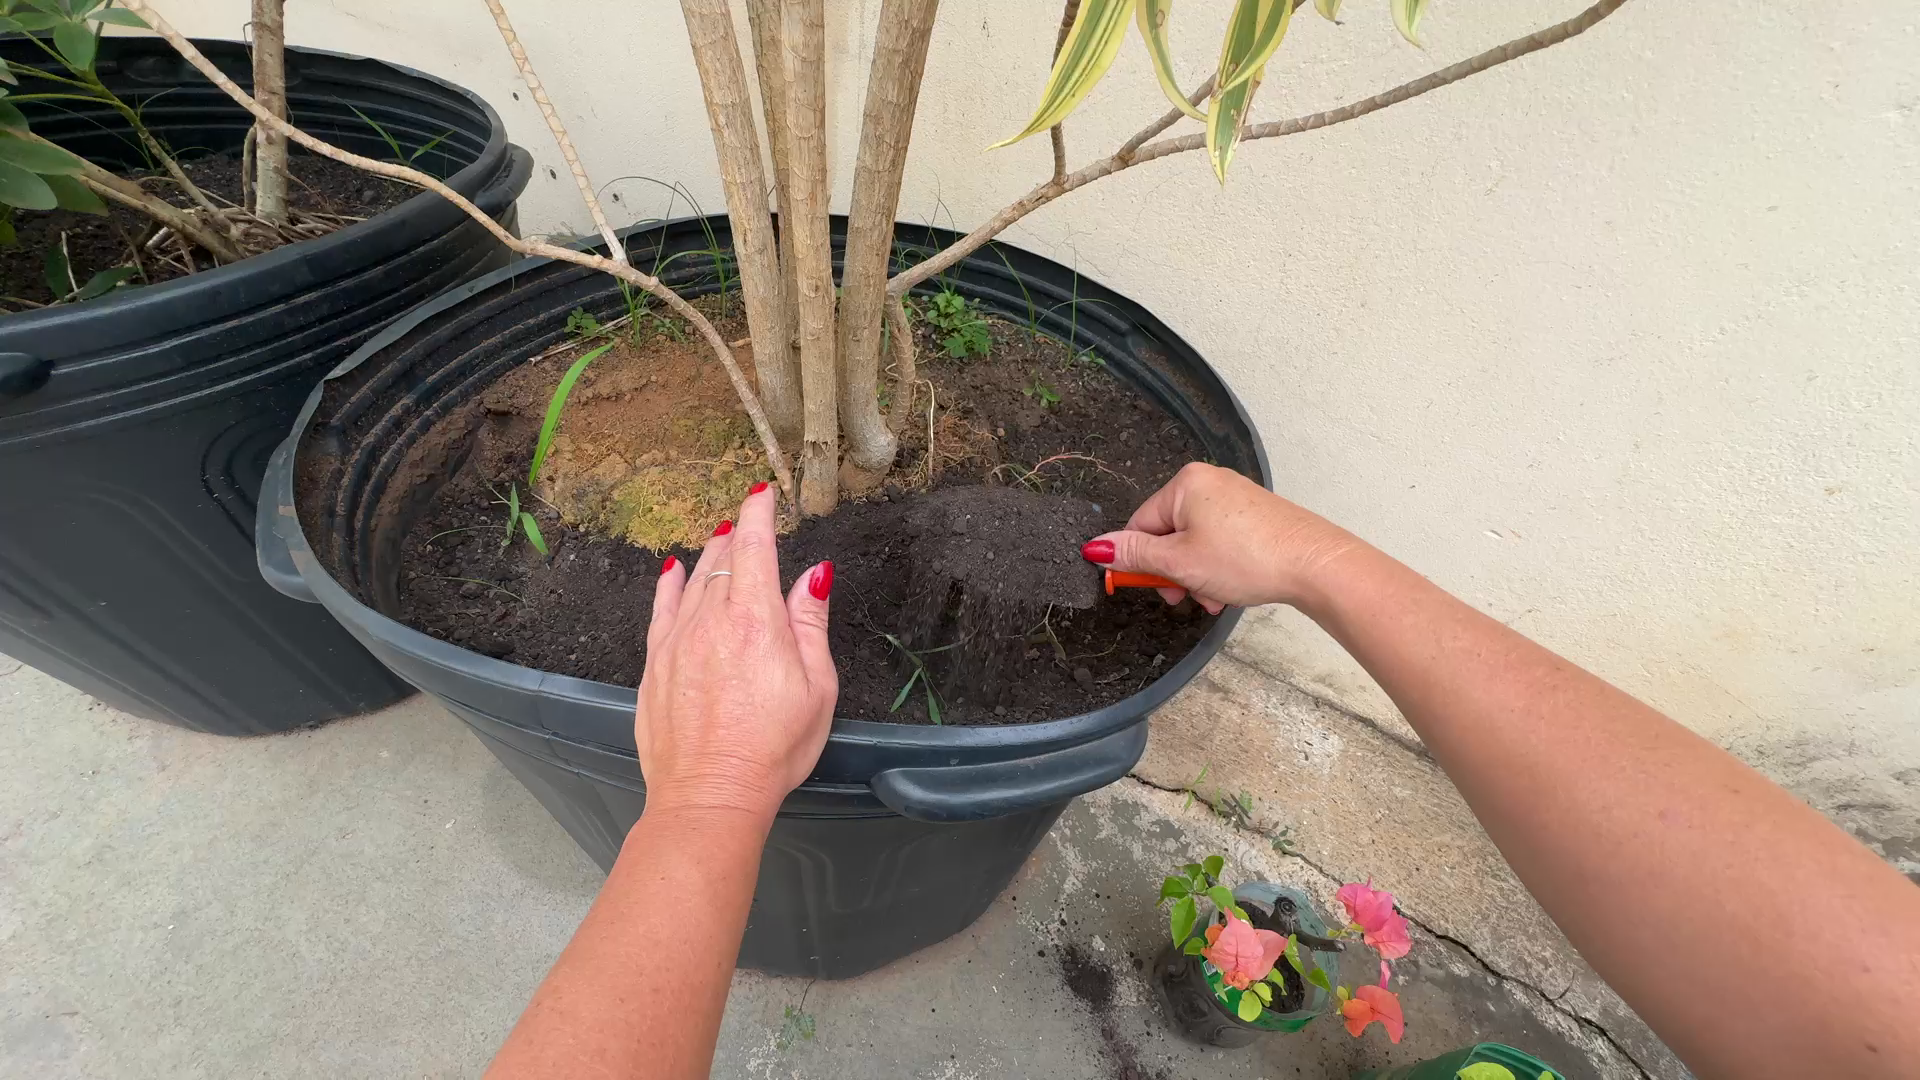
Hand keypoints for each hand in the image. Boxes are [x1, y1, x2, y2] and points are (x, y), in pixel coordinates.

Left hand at [636, 484, 836, 826]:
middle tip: (751, 525)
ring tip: (723, 542)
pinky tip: (673, 569)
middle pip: (723, 558)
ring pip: (693, 579)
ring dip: (712, 555)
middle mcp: (711, 620)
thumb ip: (811, 623)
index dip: (758, 514)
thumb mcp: (817, 685)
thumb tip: (814, 575)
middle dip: (738, 535)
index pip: (755, 547)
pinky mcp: (654, 664)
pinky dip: (669, 584)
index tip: (762, 494)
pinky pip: (660, 609)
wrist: (710, 795)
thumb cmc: (775, 746)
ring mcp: (677, 641)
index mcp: (756, 621)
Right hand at [1080, 462, 1359, 612]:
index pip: (1141, 523)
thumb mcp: (1179, 562)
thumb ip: (1134, 555)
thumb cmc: (1245, 558)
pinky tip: (1227, 590)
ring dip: (1195, 574)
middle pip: (1168, 533)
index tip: (1149, 588)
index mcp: (1185, 483)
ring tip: (1212, 599)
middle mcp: (1209, 482)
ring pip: (1194, 541)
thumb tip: (1094, 547)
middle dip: (1172, 571)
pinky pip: (1219, 540)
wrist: (1315, 565)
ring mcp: (1235, 498)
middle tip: (1182, 598)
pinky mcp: (1255, 515)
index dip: (1140, 560)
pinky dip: (1216, 566)